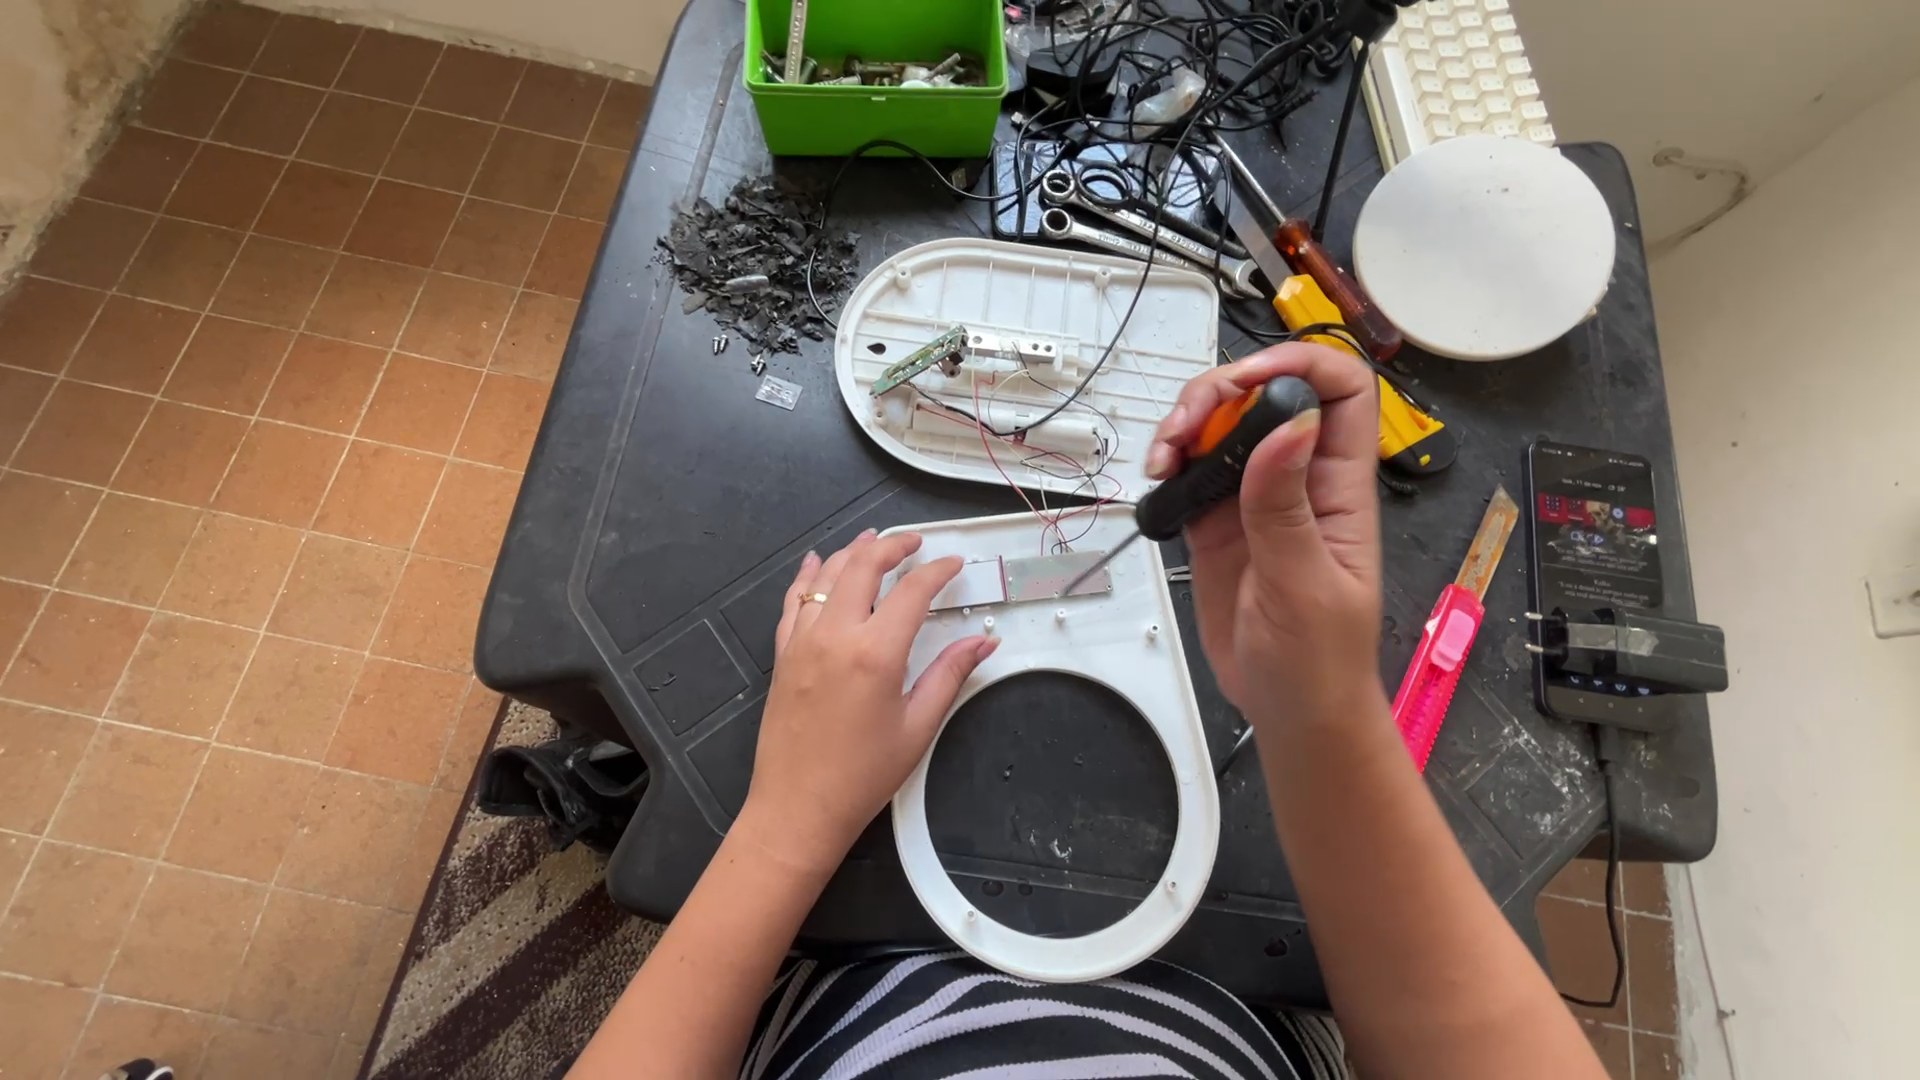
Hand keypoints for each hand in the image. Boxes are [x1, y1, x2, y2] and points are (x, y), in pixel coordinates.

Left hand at [740, 530, 998, 869]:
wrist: (797, 809)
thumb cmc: (864, 775)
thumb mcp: (918, 726)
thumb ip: (951, 675)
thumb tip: (984, 642)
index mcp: (875, 653)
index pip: (912, 591)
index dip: (937, 571)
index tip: (953, 564)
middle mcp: (835, 635)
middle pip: (863, 567)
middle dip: (892, 546)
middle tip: (914, 542)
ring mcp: (802, 641)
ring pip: (825, 576)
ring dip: (851, 552)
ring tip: (872, 541)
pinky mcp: (782, 654)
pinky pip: (793, 601)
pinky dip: (806, 576)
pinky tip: (814, 563)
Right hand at [1146, 343, 1384, 727]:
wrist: (1287, 708)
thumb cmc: (1317, 660)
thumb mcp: (1304, 585)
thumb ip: (1286, 508)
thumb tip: (1287, 425)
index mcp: (1338, 486)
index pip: (1339, 392)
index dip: (1298, 365)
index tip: (1244, 382)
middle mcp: (1296, 479)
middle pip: (1262, 398)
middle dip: (1216, 395)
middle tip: (1179, 430)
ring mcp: (1252, 500)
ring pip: (1219, 429)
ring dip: (1183, 427)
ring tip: (1159, 460)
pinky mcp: (1216, 523)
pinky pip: (1191, 473)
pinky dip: (1169, 466)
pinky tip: (1157, 480)